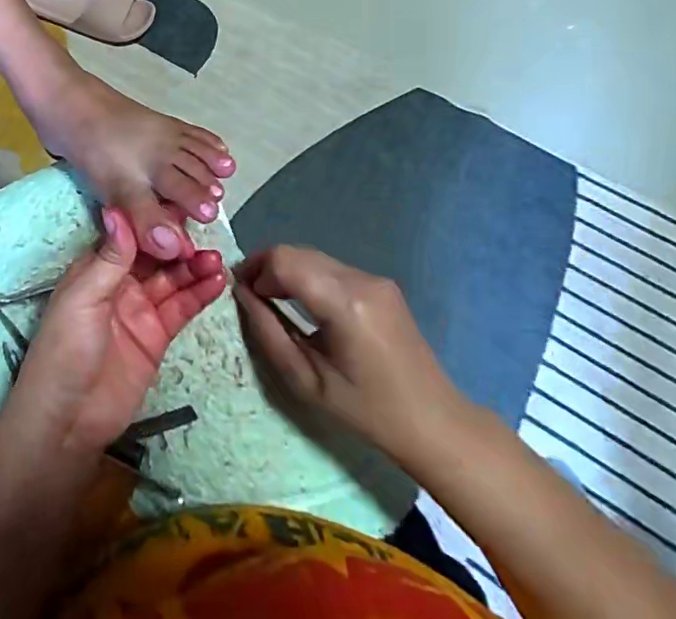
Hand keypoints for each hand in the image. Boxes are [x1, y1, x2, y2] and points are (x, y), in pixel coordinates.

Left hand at [8, 207, 225, 453]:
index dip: (153, 222)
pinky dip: (199, 293)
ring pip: (172, 280)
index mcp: (95, 269)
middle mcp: (119, 284)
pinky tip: (217, 281)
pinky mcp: (156, 336)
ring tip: (217, 258)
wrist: (69, 419)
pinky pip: (181, 308)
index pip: (129, 236)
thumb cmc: (65, 350)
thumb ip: (109, 258)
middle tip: (206, 233)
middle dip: (179, 244)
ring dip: (194, 267)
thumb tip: (117, 208)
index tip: (181, 206)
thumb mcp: (84, 298)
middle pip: (155, 256)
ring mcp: (139, 310)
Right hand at [234, 246, 473, 464]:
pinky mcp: (381, 284)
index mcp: (345, 304)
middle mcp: (362, 280)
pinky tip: (302, 303)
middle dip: (267, 268)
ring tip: (272, 301)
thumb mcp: (305, 380)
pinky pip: (331, 267)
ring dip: (286, 271)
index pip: (285, 261)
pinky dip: (307, 277)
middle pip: (297, 252)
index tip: (241, 293)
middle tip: (251, 297)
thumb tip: (242, 293)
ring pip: (313, 256)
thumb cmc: (365, 409)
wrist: (433, 422)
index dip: (255, 269)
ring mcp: (375, 279)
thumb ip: (268, 331)